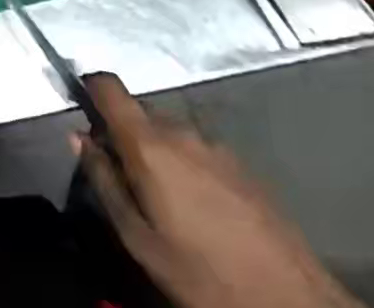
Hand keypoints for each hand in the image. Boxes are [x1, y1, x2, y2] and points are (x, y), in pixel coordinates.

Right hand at [76, 74, 362, 307]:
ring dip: (156, 150)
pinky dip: (186, 165)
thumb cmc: (201, 272)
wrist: (295, 307)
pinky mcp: (245, 169)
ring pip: (169, 133)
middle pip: (139, 112)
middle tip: (120, 171)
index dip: (90, 87)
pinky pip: (198, 151)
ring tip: (160, 194)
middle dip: (123, 132)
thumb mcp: (136, 235)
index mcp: (148, 144)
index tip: (81, 107)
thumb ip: (103, 179)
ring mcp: (218, 149)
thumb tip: (78, 138)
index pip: (109, 87)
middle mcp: (182, 134)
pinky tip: (196, 206)